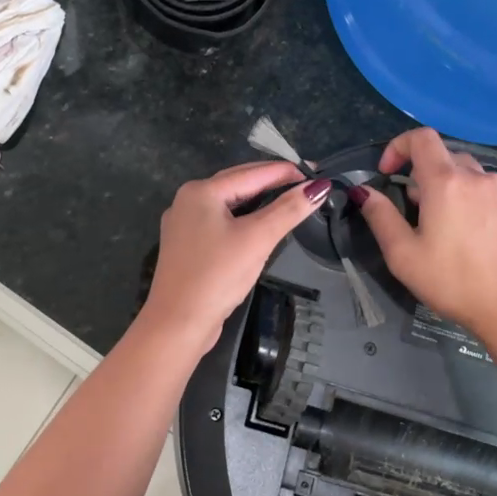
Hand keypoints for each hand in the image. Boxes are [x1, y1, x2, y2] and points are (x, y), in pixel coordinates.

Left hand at [144, 161, 331, 349]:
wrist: (177, 323)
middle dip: (272, 182)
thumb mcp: (257, 239)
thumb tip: (319, 187)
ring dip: (259, 200)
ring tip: (289, 199)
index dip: (286, 171)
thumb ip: (288, 210)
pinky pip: (220, 221)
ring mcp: (184, 223)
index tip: (315, 172)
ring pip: (229, 203)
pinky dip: (243, 219)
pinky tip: (259, 225)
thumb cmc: (217, 275)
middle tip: (306, 185)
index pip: (252, 173)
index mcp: (201, 191)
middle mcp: (188, 200)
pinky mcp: (187, 245)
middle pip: (238, 183)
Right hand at [354, 128, 496, 344]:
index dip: (397, 146)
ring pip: (459, 167)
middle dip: (415, 168)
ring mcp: (494, 191)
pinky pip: (475, 184)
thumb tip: (364, 192)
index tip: (385, 173)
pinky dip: (457, 191)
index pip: (421, 137)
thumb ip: (380, 216)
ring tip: (428, 215)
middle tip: (405, 203)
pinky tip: (453, 225)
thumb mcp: (403, 254)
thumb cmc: (452, 281)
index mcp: (445, 181)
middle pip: (439, 152)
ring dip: (438, 180)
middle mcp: (473, 177)